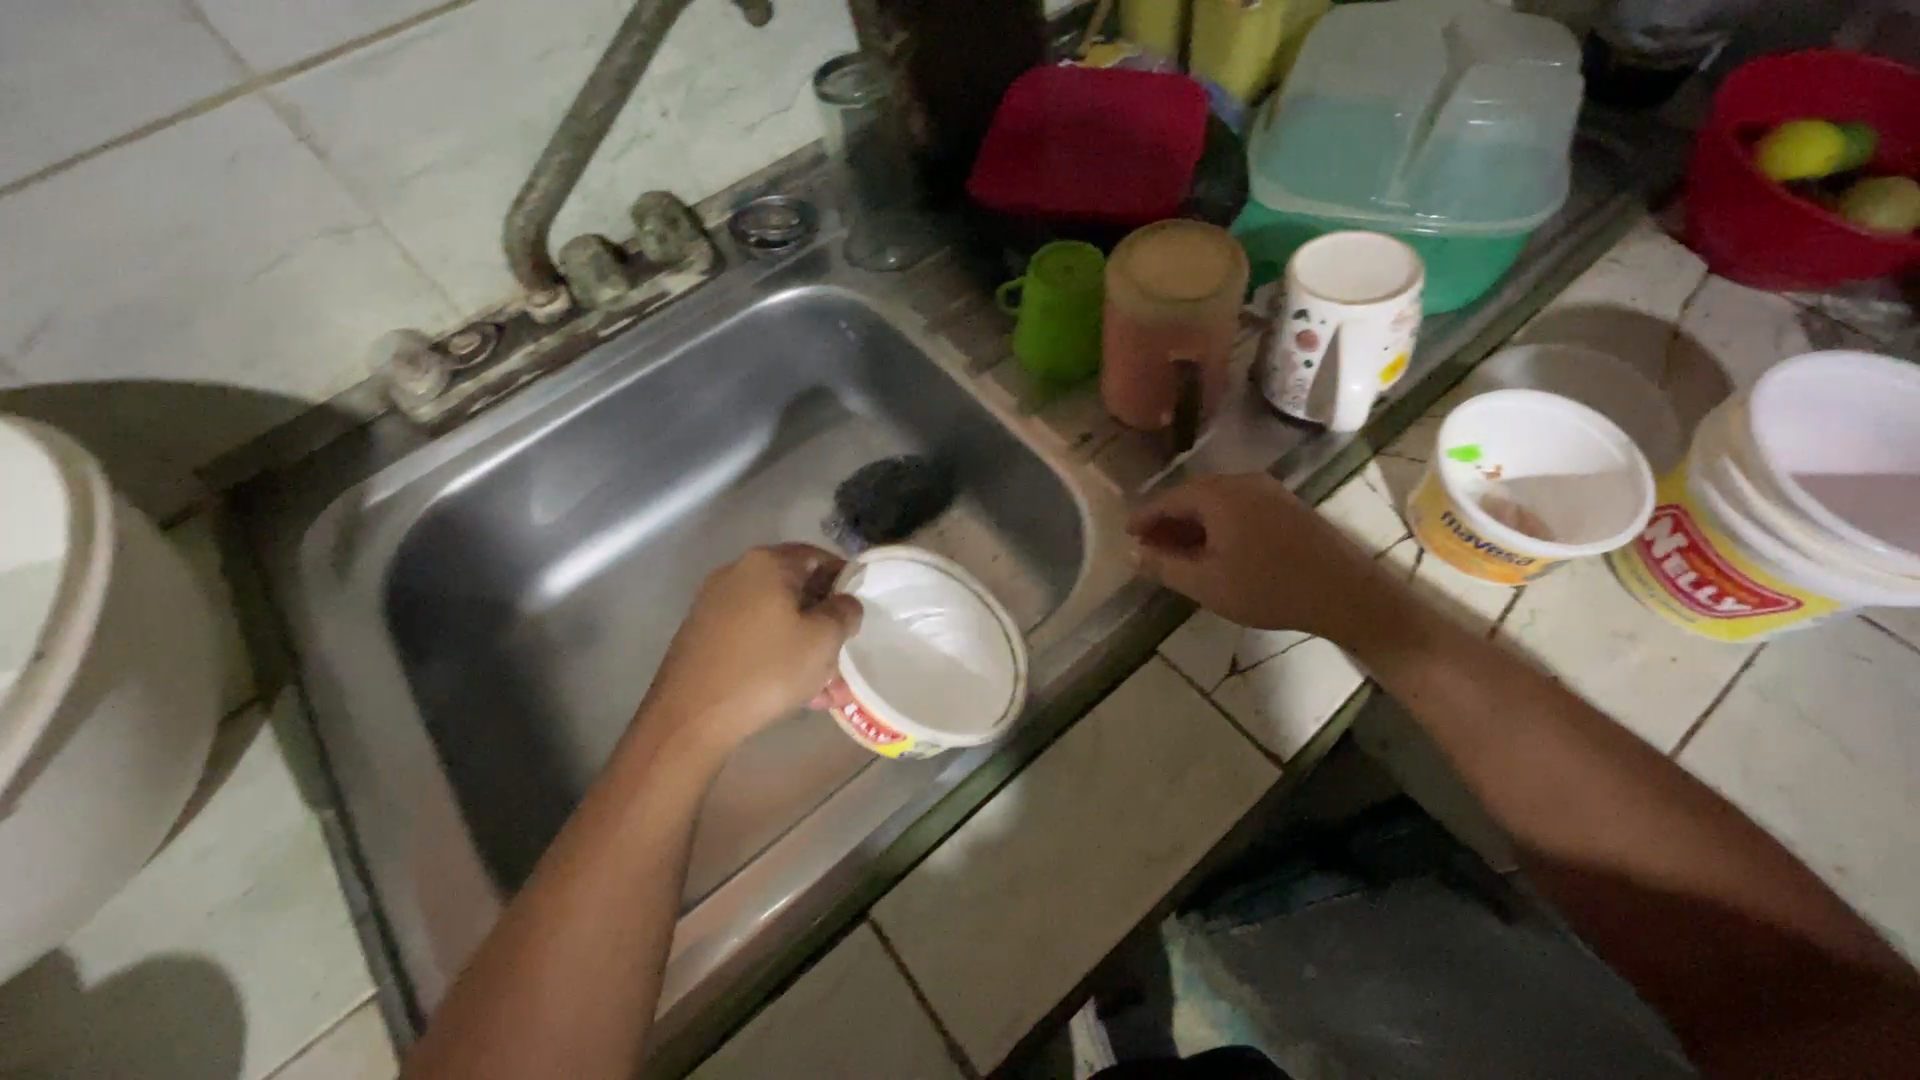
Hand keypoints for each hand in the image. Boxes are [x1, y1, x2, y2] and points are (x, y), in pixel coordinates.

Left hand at [640, 544, 862, 757]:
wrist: (691, 716)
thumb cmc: (767, 669)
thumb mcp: (823, 640)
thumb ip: (845, 612)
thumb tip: (845, 603)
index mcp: (767, 563)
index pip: (818, 557)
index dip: (845, 581)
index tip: (859, 611)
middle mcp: (737, 575)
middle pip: (796, 592)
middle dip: (825, 626)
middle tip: (846, 657)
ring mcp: (715, 607)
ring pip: (777, 622)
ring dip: (806, 650)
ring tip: (828, 690)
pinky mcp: (704, 638)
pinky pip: (754, 640)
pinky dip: (778, 659)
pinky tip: (798, 695)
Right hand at [1128, 473, 1392, 642]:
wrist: (1345, 593)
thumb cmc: (1268, 588)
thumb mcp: (1206, 583)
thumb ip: (1164, 566)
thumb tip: (1135, 553)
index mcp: (1217, 494)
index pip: (1167, 499)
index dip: (1144, 518)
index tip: (1126, 536)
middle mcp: (1242, 482)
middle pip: (1192, 496)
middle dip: (1168, 521)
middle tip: (1150, 547)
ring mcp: (1269, 491)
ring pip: (1217, 502)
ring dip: (1193, 524)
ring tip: (1179, 552)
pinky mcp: (1288, 506)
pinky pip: (1239, 507)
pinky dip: (1218, 524)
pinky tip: (1216, 549)